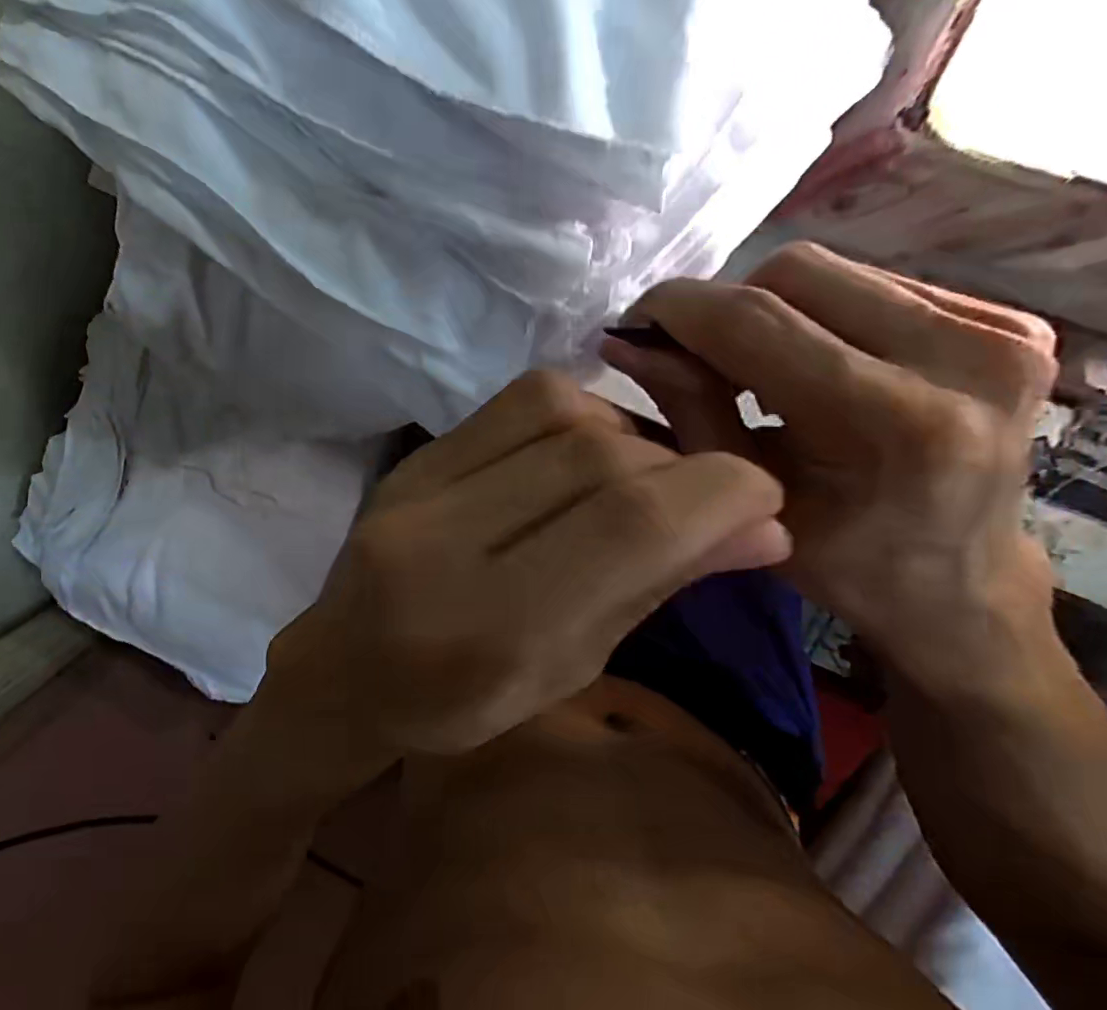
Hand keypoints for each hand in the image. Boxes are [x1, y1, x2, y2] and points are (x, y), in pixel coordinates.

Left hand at [264, 370, 788, 756]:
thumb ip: (651, 588)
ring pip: (560, 412)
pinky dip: (577, 416)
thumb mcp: (566, 669)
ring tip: (640, 477)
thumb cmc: (457, 703)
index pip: (627, 525)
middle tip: (704, 498)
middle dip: (680, 467)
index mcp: (492, 629)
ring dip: (628, 435)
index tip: (762, 500)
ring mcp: (418, 489)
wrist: (343, 669)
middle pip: (598, 459)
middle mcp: (446, 544)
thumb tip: (763, 523)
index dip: (717, 495)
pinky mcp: (412, 458)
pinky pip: (516, 402)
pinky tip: (584, 453)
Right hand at [603, 243, 1058, 677]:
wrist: (961, 583)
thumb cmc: (843, 562)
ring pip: (830, 271)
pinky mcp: (1010, 321)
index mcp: (895, 424)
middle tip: (694, 354)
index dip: (679, 309)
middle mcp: (963, 358)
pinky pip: (870, 283)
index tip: (634, 322)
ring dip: (768, 308)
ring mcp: (1000, 331)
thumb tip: (626, 343)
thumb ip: (690, 407)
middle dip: (724, 306)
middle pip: (794, 274)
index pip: (756, 322)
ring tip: (752, 366)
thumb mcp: (748, 494)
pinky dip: (815, 314)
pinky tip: (808, 363)